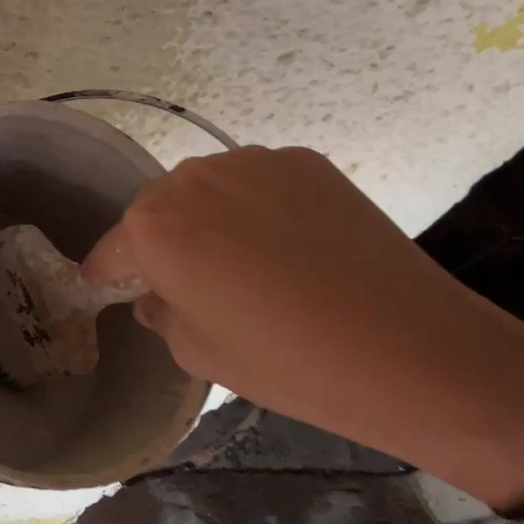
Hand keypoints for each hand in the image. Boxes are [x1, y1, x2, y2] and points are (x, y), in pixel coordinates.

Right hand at [82, 146, 523, 505]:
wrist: (413, 348)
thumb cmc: (288, 362)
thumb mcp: (197, 353)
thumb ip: (160, 312)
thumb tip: (158, 293)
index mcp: (152, 227)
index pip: (110, 253)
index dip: (113, 280)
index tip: (125, 298)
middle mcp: (190, 178)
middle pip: (156, 210)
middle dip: (163, 243)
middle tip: (196, 286)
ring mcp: (252, 161)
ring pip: (207, 189)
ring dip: (210, 219)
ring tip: (249, 264)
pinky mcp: (304, 160)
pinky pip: (257, 181)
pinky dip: (258, 207)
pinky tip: (291, 246)